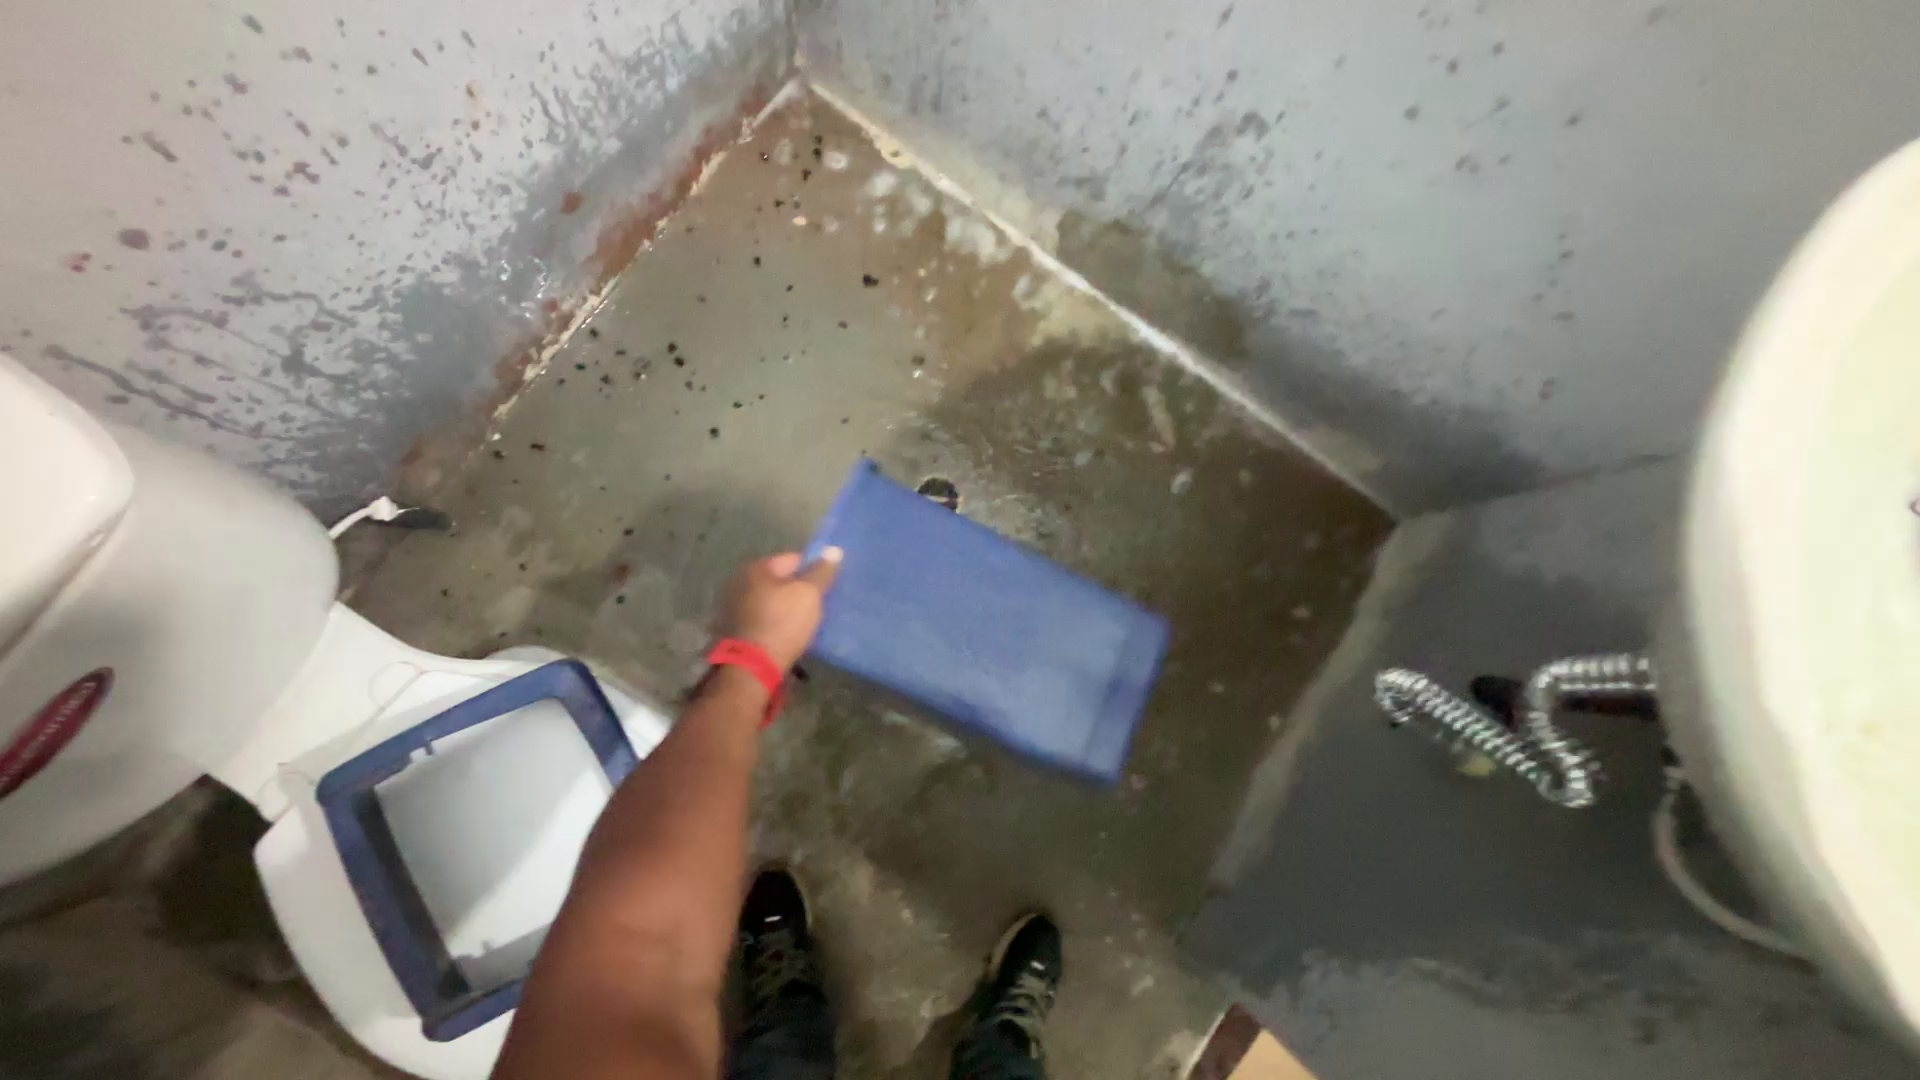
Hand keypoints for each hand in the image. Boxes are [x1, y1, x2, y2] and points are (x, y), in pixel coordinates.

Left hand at [719, 548, 842, 669]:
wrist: (753, 667)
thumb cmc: (783, 622)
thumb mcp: (809, 593)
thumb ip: (822, 571)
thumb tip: (834, 549)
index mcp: (756, 568)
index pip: (793, 559)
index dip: (814, 570)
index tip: (828, 586)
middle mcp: (739, 582)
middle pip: (780, 581)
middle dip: (799, 590)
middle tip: (820, 604)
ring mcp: (734, 608)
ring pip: (772, 601)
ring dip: (787, 608)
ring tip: (808, 621)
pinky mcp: (735, 630)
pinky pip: (764, 619)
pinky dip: (776, 622)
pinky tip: (789, 632)